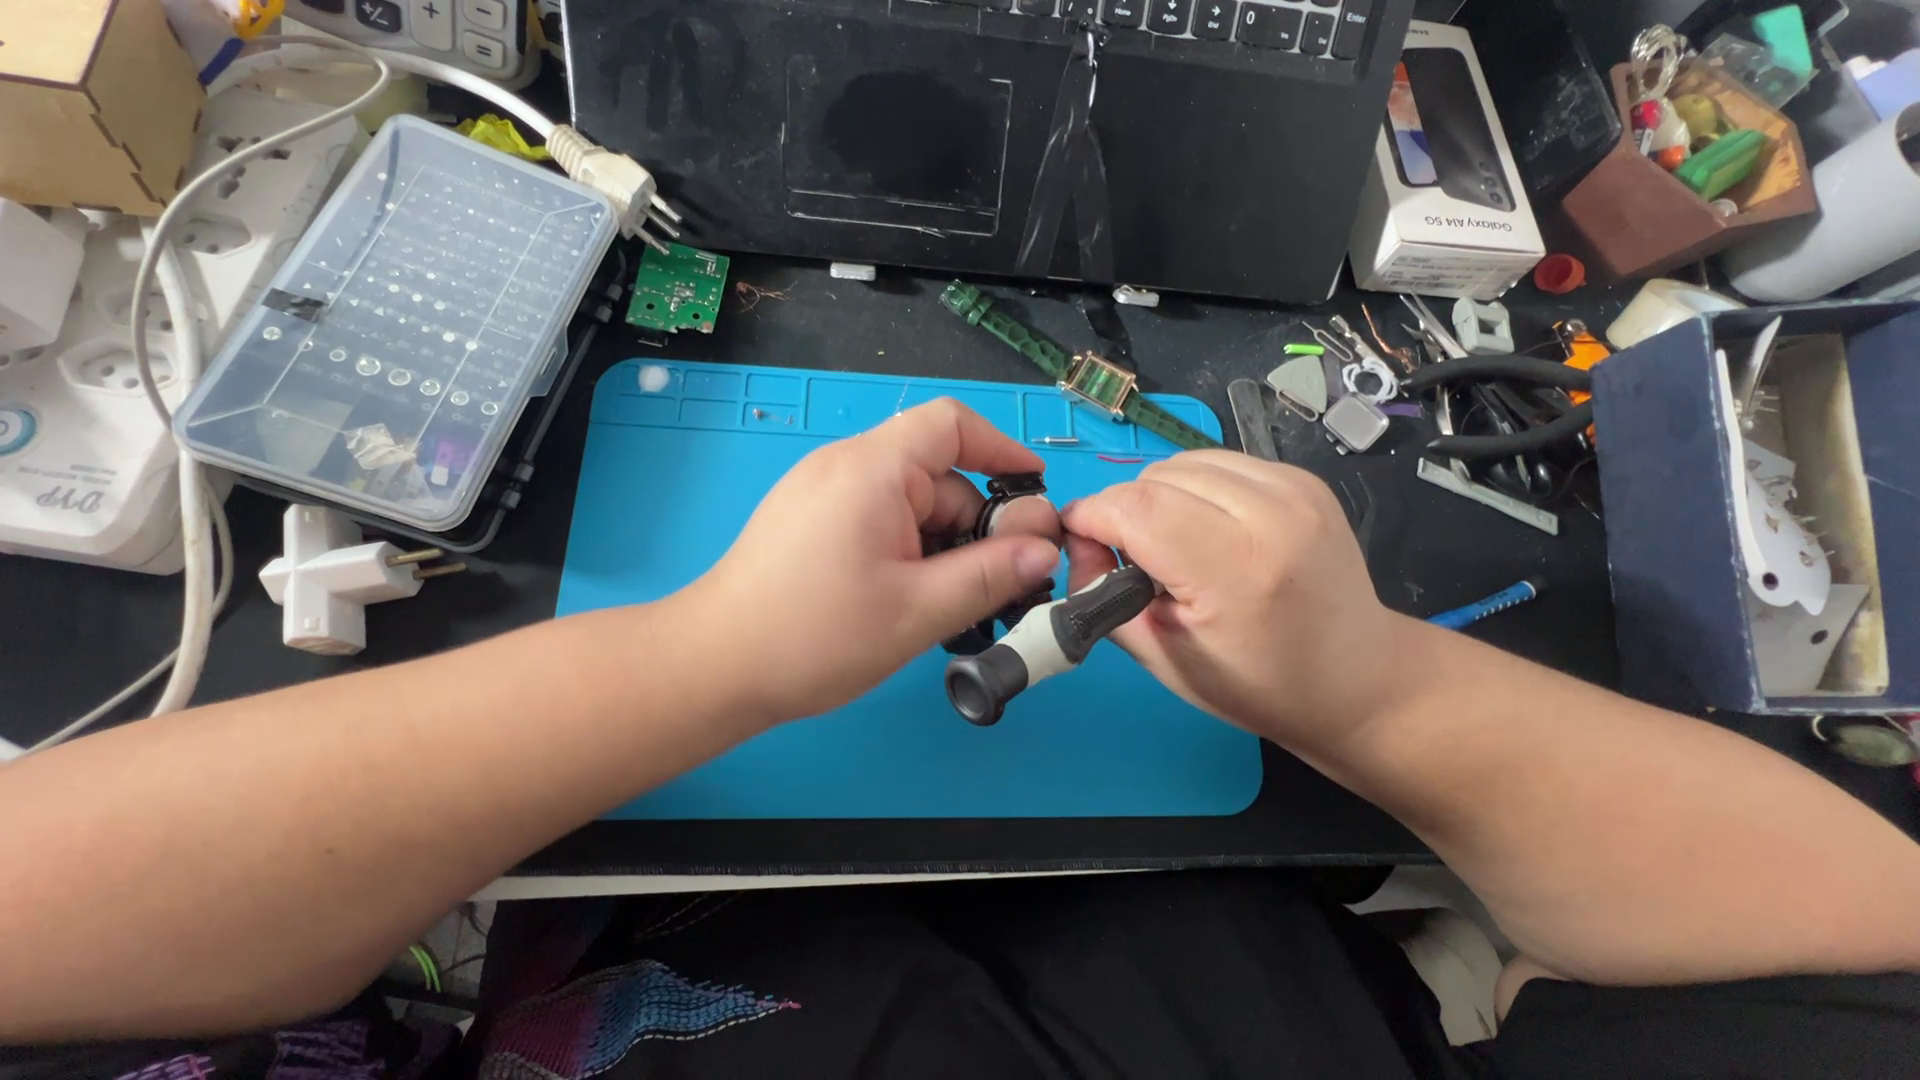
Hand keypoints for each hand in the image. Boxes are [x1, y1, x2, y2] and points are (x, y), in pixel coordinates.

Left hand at [682, 399, 1061, 726]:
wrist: (714, 670)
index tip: (1034, 494)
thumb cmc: (813, 637)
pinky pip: (881, 521)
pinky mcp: (812, 521)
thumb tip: (1045, 548)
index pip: (951, 424)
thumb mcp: (917, 610)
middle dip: (975, 526)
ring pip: (911, 506)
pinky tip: (912, 600)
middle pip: (937, 476)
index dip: (1002, 450)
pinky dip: (910, 552)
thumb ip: (989, 575)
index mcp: (871, 470)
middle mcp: (845, 467)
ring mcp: (824, 493)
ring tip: (948, 606)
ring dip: (942, 548)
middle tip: (996, 586)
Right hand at [1061, 451, 1400, 748]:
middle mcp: (1271, 514)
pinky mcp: (1302, 479)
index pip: (1136, 507)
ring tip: (1168, 541)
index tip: (1078, 539)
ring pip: (1183, 461)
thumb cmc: (1255, 685)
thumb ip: (1103, 595)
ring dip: (1156, 494)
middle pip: (1155, 478)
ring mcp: (1293, 489)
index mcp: (1236, 570)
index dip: (1091, 517)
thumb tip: (1080, 541)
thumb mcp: (1161, 656)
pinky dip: (1192, 487)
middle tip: (1127, 554)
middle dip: (1122, 509)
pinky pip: (1217, 462)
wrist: (1357, 678)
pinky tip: (1204, 526)